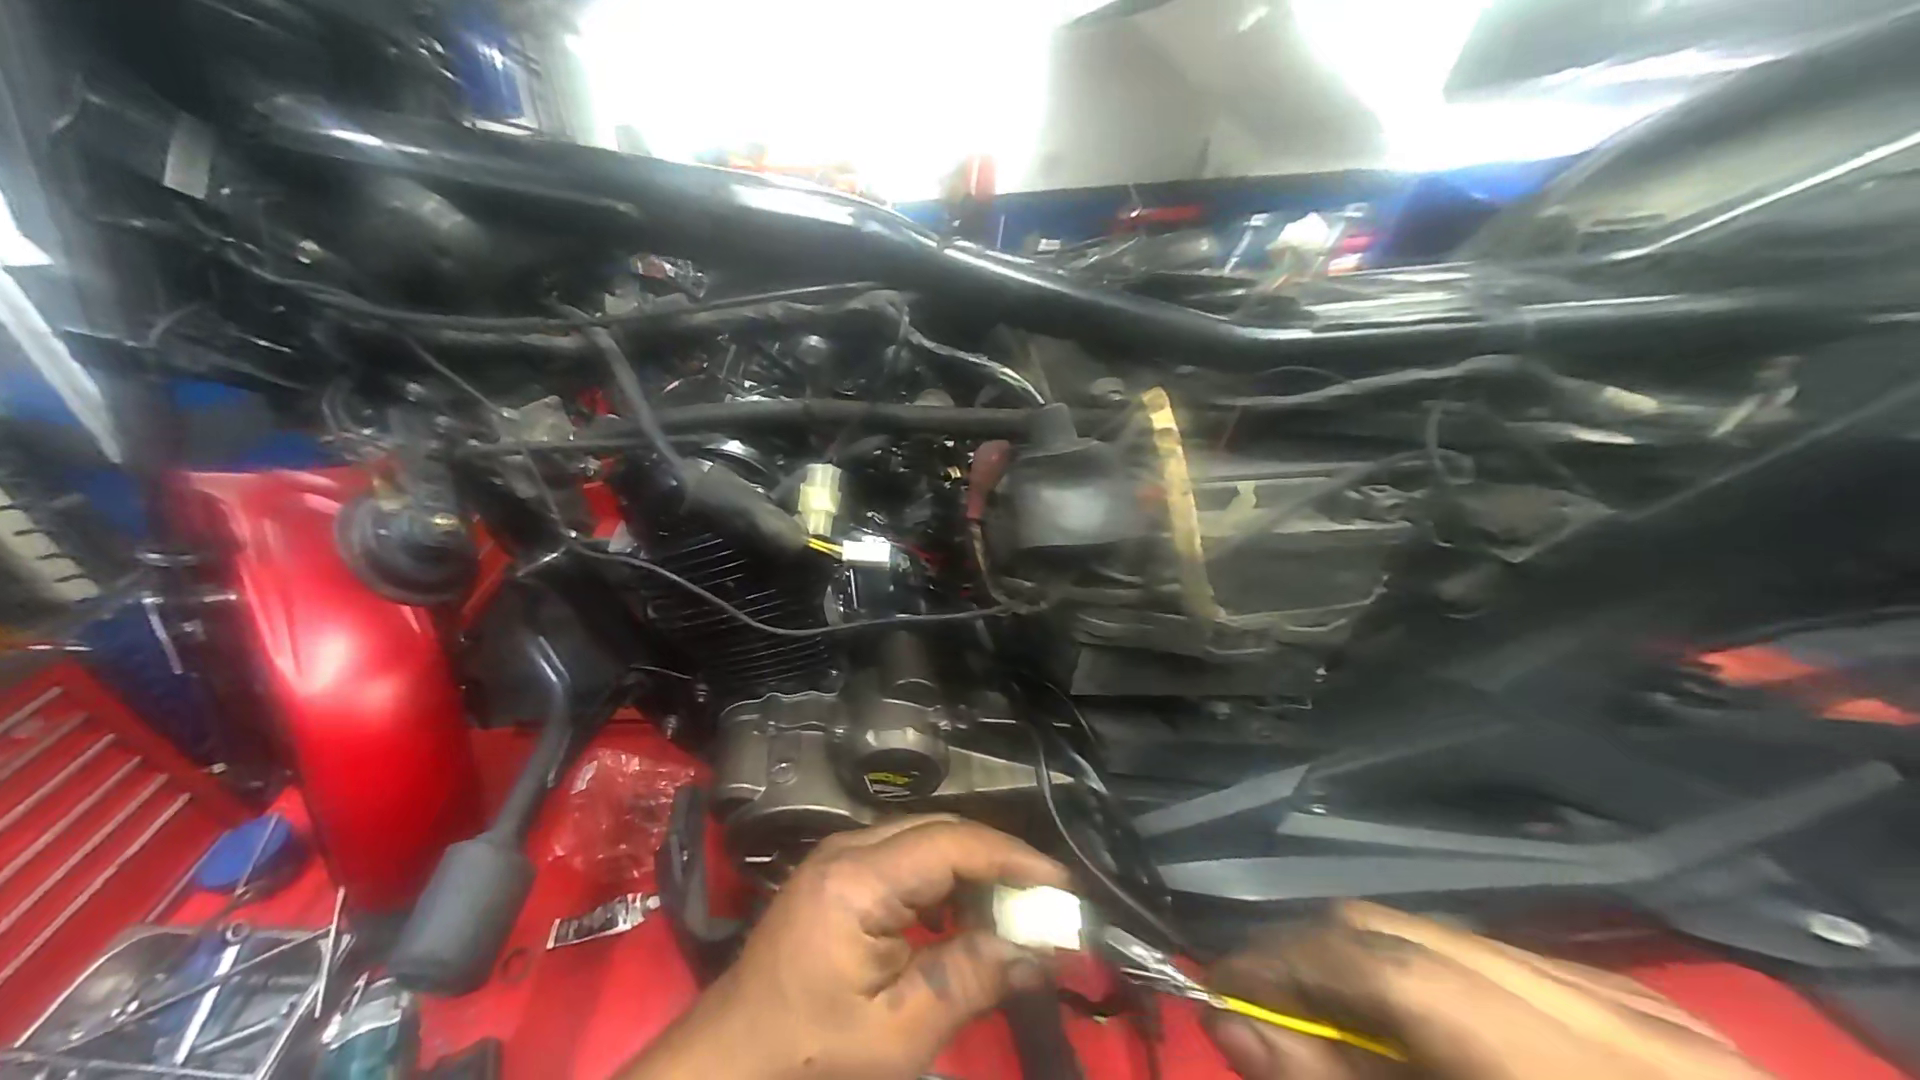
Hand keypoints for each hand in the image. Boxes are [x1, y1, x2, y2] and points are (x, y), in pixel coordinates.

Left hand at [624, 816, 1068, 1079]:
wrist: (729, 1063)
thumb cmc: (809, 1056)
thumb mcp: (898, 1034)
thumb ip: (970, 981)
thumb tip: (1039, 951)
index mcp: (858, 879)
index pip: (951, 843)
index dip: (1011, 857)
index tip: (1061, 883)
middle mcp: (848, 847)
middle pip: (940, 831)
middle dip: (998, 861)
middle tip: (1045, 900)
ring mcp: (839, 855)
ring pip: (925, 839)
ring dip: (973, 869)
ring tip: (1013, 911)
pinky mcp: (837, 871)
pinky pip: (905, 857)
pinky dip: (944, 880)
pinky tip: (963, 916)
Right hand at [1204, 901, 1770, 1079]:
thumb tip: (1230, 1021)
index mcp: (1569, 1075)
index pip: (1386, 967)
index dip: (1283, 967)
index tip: (1218, 989)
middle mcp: (1610, 1012)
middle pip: (1400, 933)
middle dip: (1307, 958)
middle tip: (1257, 1004)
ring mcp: (1631, 998)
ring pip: (1435, 934)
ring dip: (1357, 967)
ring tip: (1324, 1017)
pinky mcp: (1635, 1000)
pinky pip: (1485, 957)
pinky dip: (1422, 981)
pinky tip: (1412, 1029)